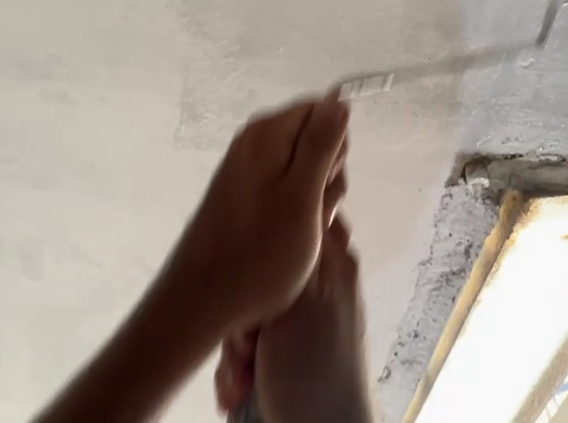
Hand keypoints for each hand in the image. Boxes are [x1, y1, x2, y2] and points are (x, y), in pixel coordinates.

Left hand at [167, 93, 349, 333]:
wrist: (201, 301)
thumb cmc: (261, 252)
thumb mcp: (304, 195)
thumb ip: (322, 143)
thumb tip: (338, 99)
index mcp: (268, 132)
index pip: (322, 112)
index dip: (335, 147)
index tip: (327, 184)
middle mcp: (253, 141)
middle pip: (312, 138)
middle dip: (325, 175)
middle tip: (314, 215)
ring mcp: (243, 168)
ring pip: (300, 167)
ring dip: (312, 198)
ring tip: (301, 234)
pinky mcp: (239, 193)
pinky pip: (281, 188)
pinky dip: (292, 210)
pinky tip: (286, 240)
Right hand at [215, 218, 373, 422]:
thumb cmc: (315, 365)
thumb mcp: (306, 291)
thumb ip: (302, 241)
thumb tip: (311, 182)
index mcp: (331, 260)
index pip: (296, 219)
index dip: (264, 238)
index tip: (248, 265)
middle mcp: (316, 285)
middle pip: (261, 271)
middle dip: (242, 307)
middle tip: (248, 337)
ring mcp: (299, 323)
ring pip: (248, 311)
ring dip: (235, 346)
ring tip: (243, 371)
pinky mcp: (283, 356)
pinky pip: (248, 347)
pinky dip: (238, 369)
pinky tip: (239, 386)